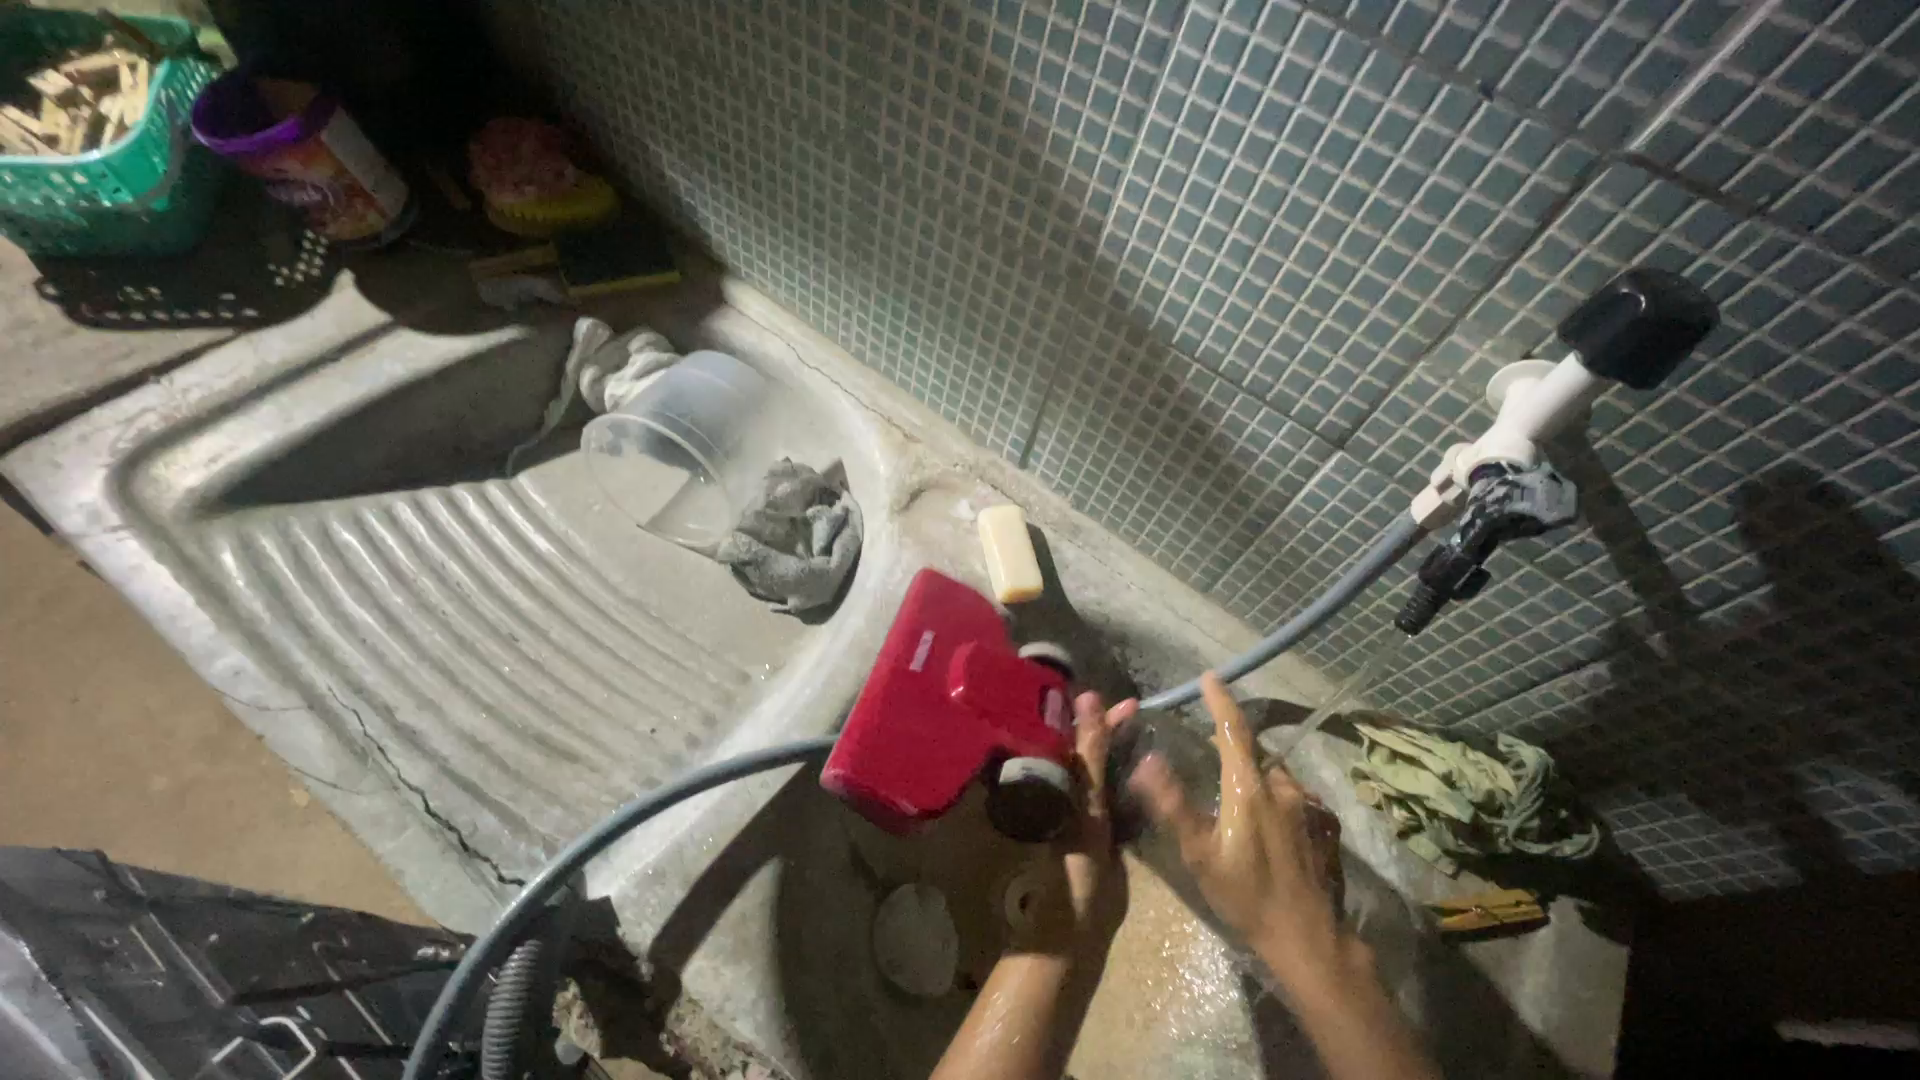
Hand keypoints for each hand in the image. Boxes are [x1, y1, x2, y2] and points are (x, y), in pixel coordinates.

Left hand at [1008, 692, 1134, 960]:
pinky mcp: (1111, 834)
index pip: (1081, 738)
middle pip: (1098, 753)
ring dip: (1131, 758)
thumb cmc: (1076, 856)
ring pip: (1113, 776)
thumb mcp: (1086, 799)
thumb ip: (1090, 752)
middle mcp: (1075, 792)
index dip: (1103, 719)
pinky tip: (1160, 777)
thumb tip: (1089, 698)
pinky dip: (1140, 789)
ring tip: (1159, 738)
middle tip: (1148, 715)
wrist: (1082, 917)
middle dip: (1119, 734)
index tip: (1133, 704)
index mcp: (1061, 780)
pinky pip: (1126, 803)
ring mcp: (1094, 813)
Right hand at [1128, 672, 1345, 978]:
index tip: (1210, 677)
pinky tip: (1268, 825)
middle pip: (1255, 752)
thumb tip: (1148, 760)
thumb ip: (1172, 804)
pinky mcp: (1324, 827)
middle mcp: (1283, 787)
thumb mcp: (1199, 853)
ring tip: (1237, 796)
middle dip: (1234, 745)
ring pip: (1276, 776)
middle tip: (1212, 753)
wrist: (1310, 940)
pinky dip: (1276, 797)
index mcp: (1249, 787)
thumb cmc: (1246, 895)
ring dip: (1255, 774)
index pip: (1234, 728)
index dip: (1220, 699)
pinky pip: (1294, 798)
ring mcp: (1308, 807)